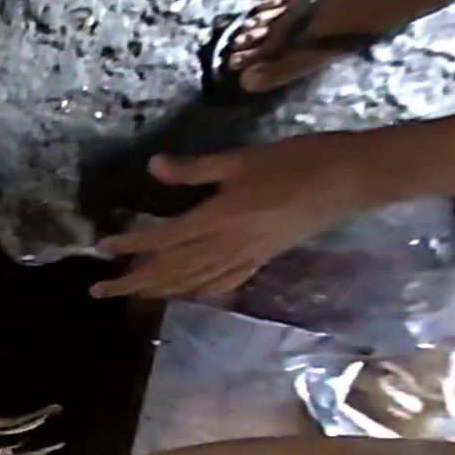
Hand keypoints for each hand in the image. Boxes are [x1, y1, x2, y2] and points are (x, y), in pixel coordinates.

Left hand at [91, 133, 380, 298]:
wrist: (356, 178)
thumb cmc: (299, 160)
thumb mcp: (242, 159)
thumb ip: (194, 169)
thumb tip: (152, 165)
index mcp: (217, 219)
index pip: (161, 239)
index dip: (128, 245)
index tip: (102, 247)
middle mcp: (224, 246)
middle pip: (167, 271)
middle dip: (130, 283)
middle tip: (98, 290)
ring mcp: (242, 258)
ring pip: (189, 282)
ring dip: (154, 290)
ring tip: (128, 293)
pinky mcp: (259, 261)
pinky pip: (219, 284)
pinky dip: (194, 291)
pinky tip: (181, 295)